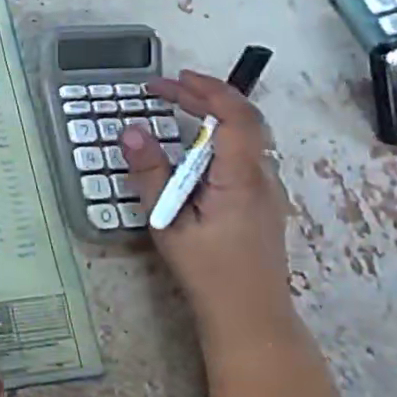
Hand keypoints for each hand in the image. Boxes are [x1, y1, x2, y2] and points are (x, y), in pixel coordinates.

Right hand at [121, 71, 294, 336]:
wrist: (251, 317)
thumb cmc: (208, 272)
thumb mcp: (168, 223)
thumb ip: (150, 175)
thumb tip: (130, 131)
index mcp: (241, 179)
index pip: (236, 118)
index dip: (209, 90)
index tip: (174, 79)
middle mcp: (261, 177)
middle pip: (242, 120)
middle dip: (203, 95)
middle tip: (162, 88)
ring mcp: (266, 189)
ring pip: (246, 135)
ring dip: (211, 113)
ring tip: (175, 106)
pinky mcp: (261, 200)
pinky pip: (242, 152)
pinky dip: (217, 133)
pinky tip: (192, 144)